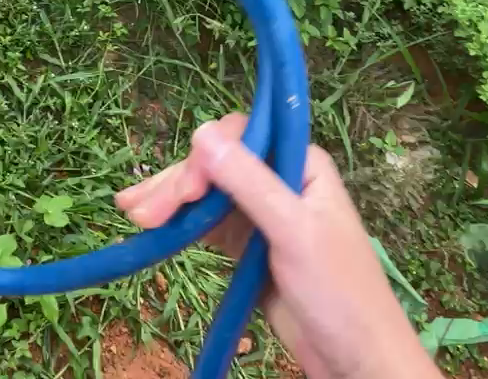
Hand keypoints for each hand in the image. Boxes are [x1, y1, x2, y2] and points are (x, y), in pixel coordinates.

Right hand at [113, 114, 440, 378]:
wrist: (357, 365)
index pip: (240, 138)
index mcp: (299, 163)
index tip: (184, 192)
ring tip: (131, 213)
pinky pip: (206, 223)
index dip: (206, 158)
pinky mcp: (247, 244)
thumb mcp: (292, 231)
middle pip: (216, 165)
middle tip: (137, 211)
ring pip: (206, 193)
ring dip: (170, 202)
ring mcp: (261, 212)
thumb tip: (200, 131)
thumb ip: (249, 181)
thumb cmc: (339, 293)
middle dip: (178, 185)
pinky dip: (179, 224)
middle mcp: (278, 178)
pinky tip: (151, 226)